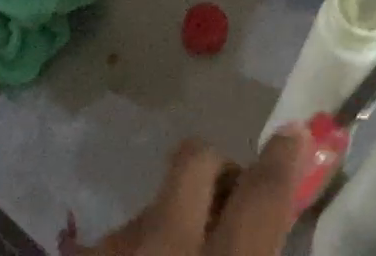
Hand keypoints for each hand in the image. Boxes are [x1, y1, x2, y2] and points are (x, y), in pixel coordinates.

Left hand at [84, 125, 308, 255]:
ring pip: (155, 203)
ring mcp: (113, 247)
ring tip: (181, 252)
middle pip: (197, 161)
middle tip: (233, 200)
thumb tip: (268, 225)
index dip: (282, 160)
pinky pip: (122, 237)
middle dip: (219, 166)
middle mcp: (163, 243)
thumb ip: (256, 244)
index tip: (294, 133)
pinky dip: (141, 247)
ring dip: (176, 218)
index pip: (261, 197)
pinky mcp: (80, 254)